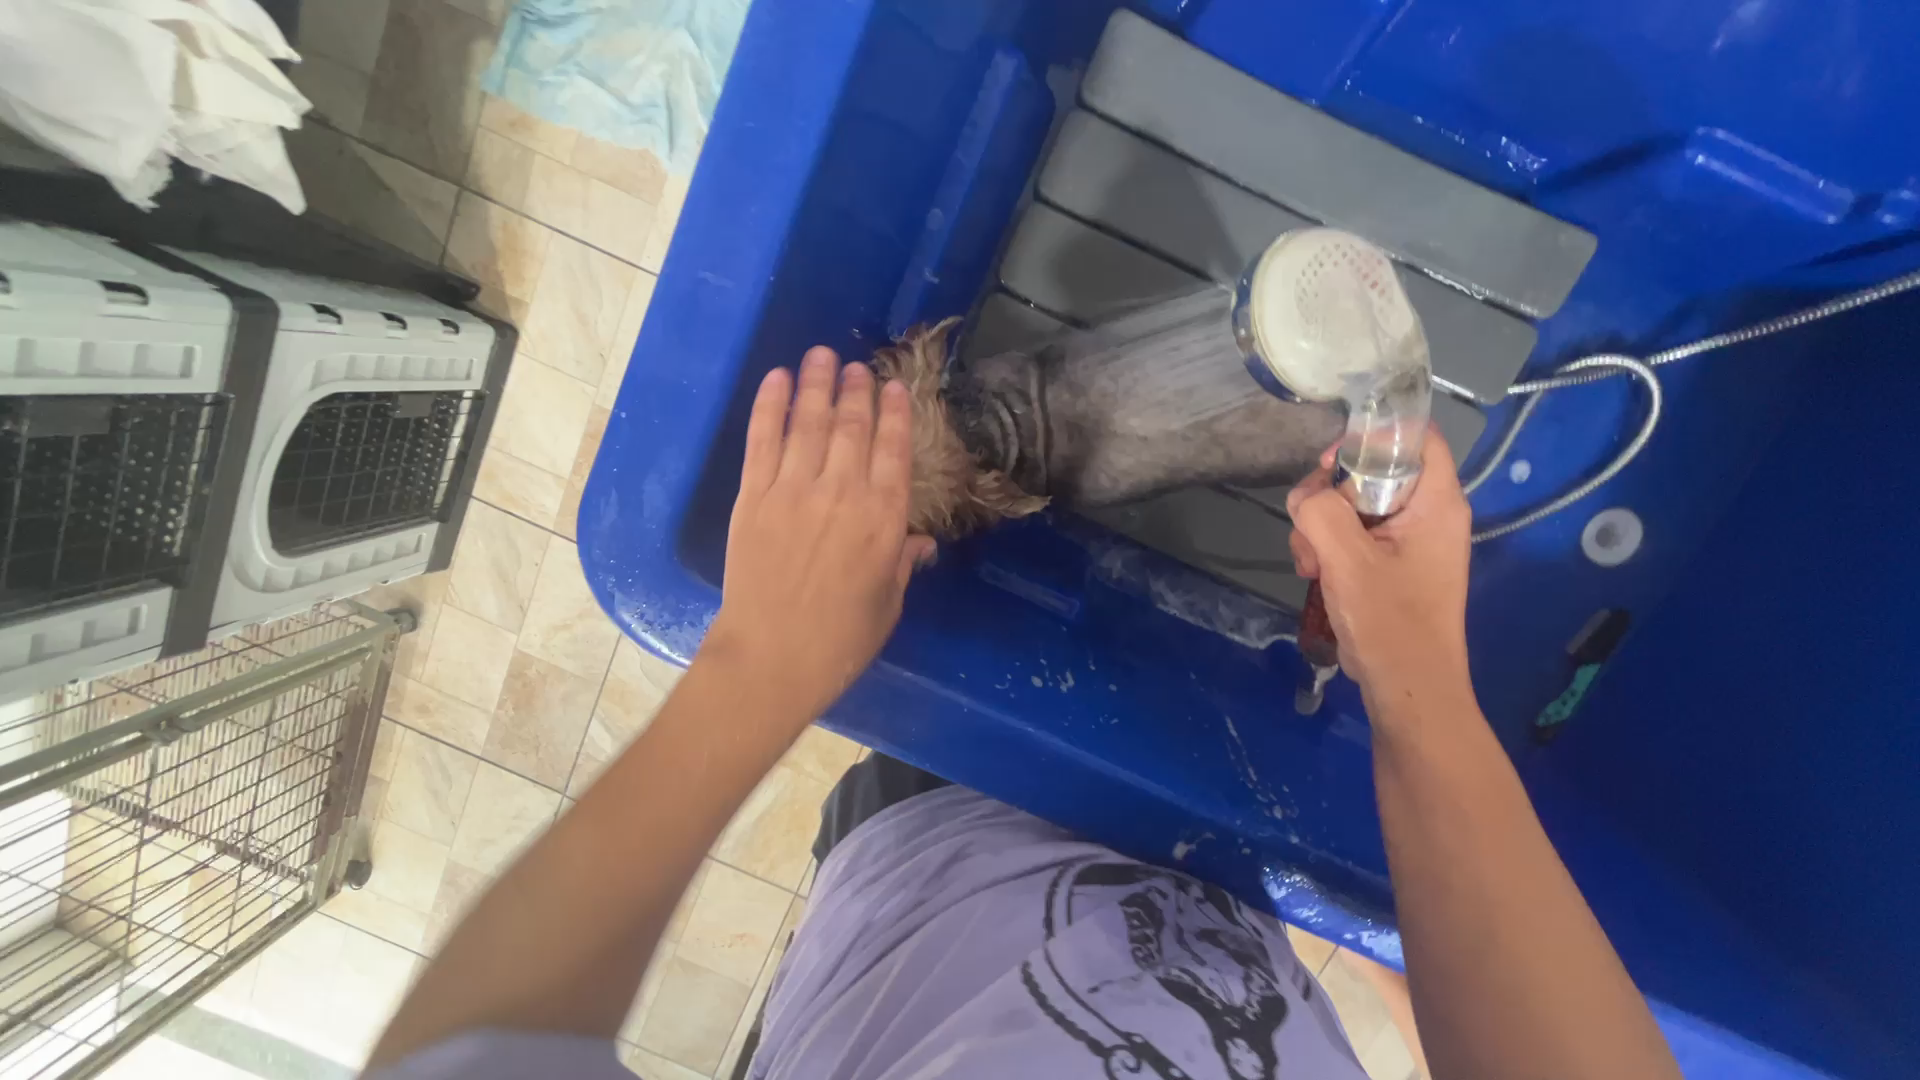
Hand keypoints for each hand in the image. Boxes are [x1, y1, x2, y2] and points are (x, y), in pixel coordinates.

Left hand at [704, 347, 936, 720]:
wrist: (772, 659)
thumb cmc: (841, 641)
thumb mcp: (887, 603)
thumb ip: (903, 563)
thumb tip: (921, 542)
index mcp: (883, 520)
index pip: (893, 451)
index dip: (895, 415)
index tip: (895, 387)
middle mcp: (842, 493)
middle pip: (852, 428)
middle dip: (856, 391)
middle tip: (856, 365)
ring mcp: (793, 491)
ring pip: (809, 424)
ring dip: (816, 385)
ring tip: (821, 356)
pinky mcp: (753, 497)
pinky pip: (763, 440)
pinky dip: (770, 405)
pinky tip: (777, 380)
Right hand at [1286, 428, 1473, 711]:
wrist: (1406, 689)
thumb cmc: (1389, 623)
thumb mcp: (1347, 560)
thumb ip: (1320, 512)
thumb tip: (1306, 497)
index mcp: (1436, 504)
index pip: (1416, 437)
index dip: (1371, 437)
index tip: (1329, 465)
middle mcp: (1428, 514)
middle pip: (1372, 472)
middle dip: (1328, 496)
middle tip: (1309, 527)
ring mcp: (1409, 541)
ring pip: (1352, 506)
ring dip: (1319, 529)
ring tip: (1313, 567)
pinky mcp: (1390, 564)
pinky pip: (1351, 535)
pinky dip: (1327, 550)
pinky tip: (1318, 576)